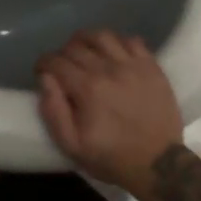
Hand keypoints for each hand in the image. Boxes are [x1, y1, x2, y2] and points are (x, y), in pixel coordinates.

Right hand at [36, 31, 184, 200]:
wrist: (159, 164)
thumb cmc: (111, 157)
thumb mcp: (72, 145)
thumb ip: (53, 110)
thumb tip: (45, 78)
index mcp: (87, 88)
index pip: (56, 61)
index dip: (43, 63)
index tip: (42, 72)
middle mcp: (109, 69)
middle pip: (76, 46)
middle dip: (62, 54)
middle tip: (62, 67)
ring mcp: (133, 65)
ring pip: (102, 36)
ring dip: (87, 40)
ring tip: (84, 52)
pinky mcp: (152, 67)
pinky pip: (131, 41)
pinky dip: (117, 42)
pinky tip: (112, 54)